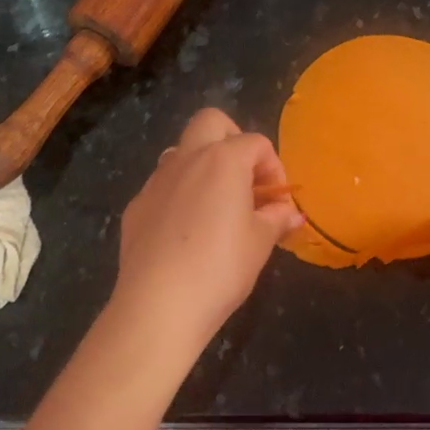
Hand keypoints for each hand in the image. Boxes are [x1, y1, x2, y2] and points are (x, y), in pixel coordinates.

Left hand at [111, 109, 302, 346]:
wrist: (157, 307)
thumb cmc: (221, 268)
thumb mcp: (261, 243)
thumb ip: (278, 219)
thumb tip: (293, 213)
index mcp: (224, 160)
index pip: (257, 143)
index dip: (274, 168)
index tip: (278, 202)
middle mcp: (188, 158)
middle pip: (211, 122)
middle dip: (232, 139)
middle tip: (244, 178)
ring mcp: (156, 181)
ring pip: (182, 151)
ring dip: (202, 166)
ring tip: (216, 207)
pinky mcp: (136, 207)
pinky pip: (162, 187)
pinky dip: (179, 196)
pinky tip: (185, 234)